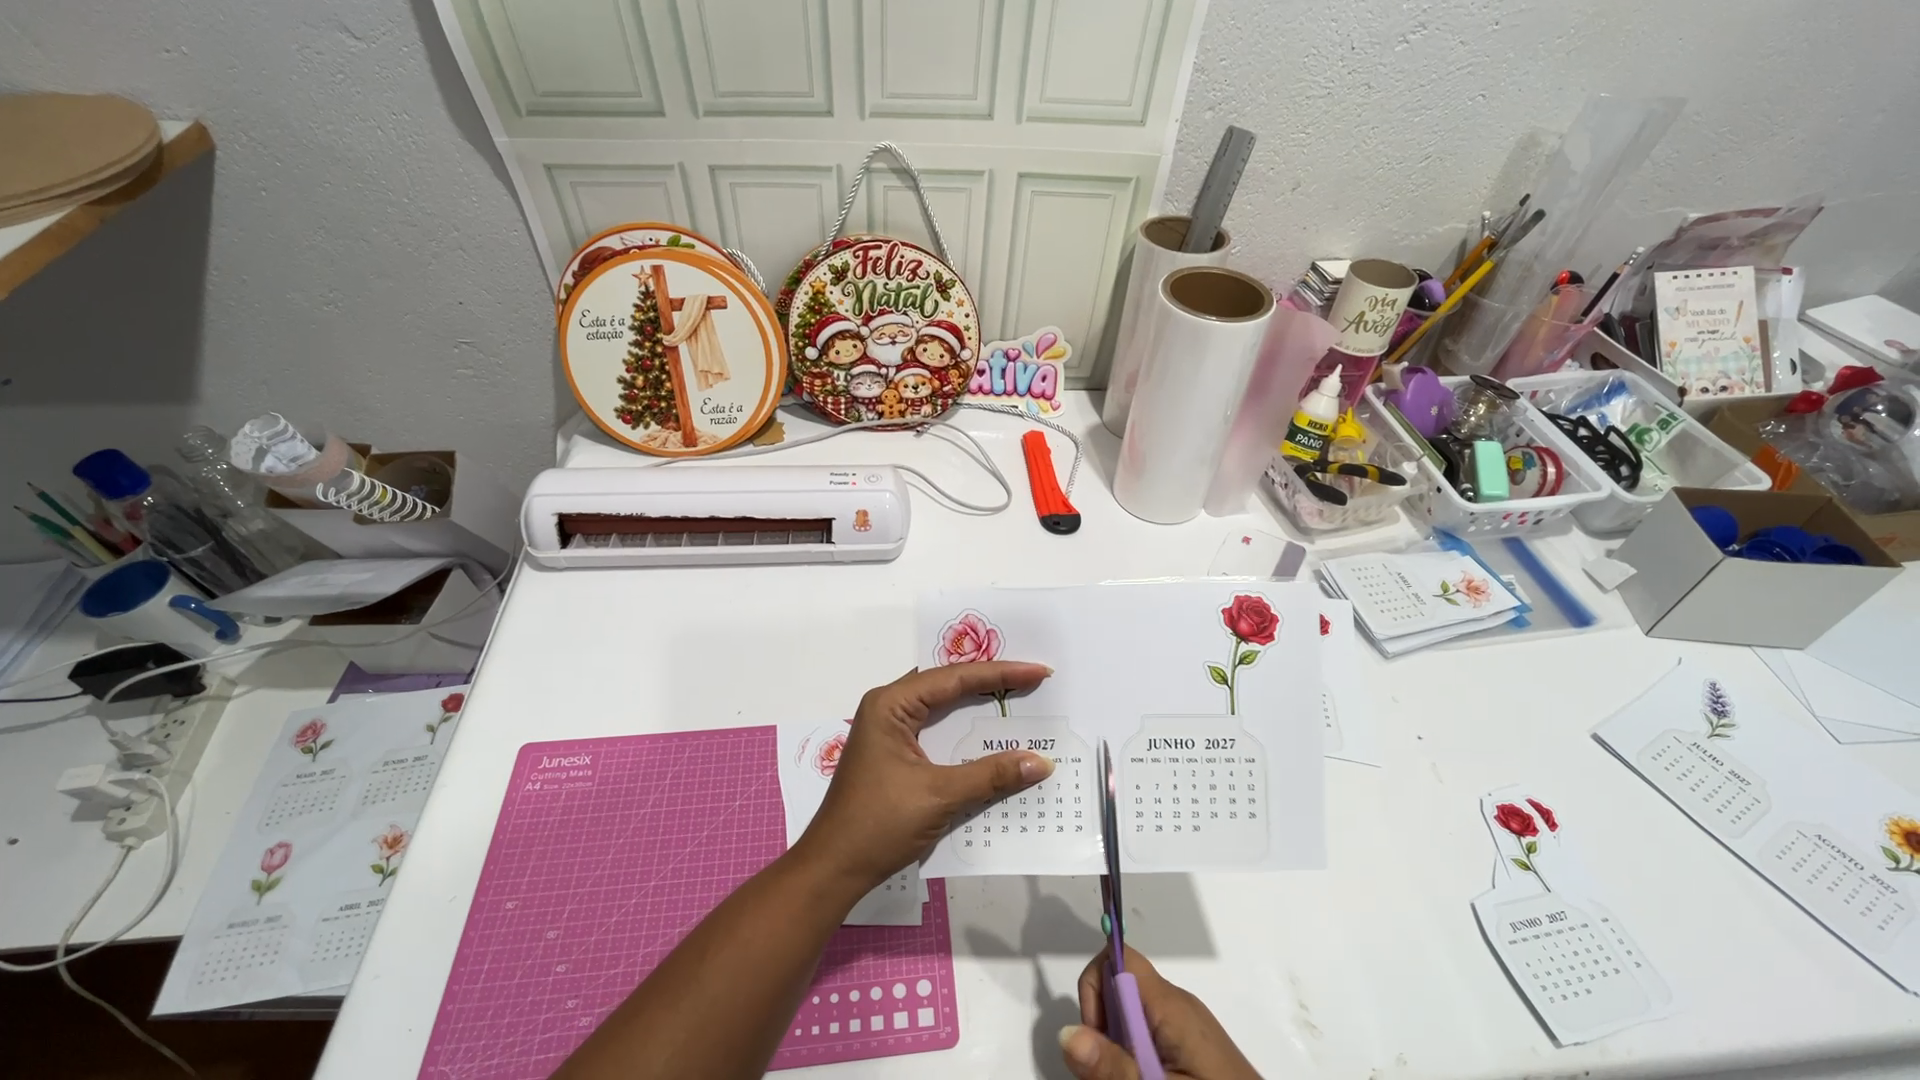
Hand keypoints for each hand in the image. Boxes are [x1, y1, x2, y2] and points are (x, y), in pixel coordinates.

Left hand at [792, 662, 1053, 891]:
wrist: (834, 869)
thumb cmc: (879, 823)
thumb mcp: (939, 795)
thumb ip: (991, 775)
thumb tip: (1041, 762)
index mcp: (891, 705)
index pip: (954, 678)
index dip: (1000, 674)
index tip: (1039, 672)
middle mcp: (889, 710)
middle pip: (948, 687)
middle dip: (991, 685)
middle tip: (1034, 681)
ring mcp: (891, 735)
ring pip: (944, 712)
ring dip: (979, 713)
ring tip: (1022, 705)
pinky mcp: (897, 759)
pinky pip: (938, 737)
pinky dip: (966, 740)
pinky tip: (994, 746)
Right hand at [1060, 947, 1259, 1079]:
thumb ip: (1112, 1066)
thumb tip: (1064, 1032)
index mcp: (1169, 1004)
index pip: (1117, 957)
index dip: (1094, 988)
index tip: (1097, 1038)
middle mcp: (1177, 1003)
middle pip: (1118, 990)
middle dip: (1102, 1030)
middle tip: (1114, 1075)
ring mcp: (1186, 1024)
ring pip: (1131, 1017)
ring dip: (1118, 1050)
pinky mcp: (1192, 1044)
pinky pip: (1150, 1034)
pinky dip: (1138, 1058)